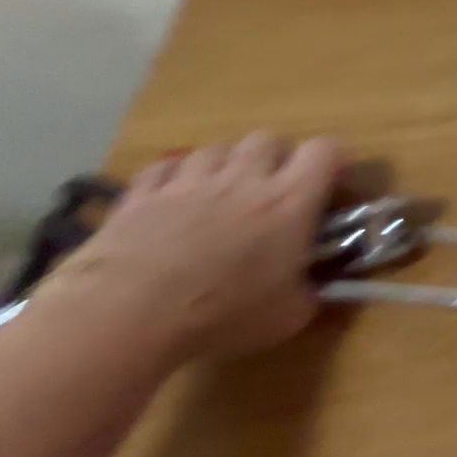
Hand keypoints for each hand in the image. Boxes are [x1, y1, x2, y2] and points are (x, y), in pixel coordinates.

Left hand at [31, 133, 344, 362]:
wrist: (123, 318)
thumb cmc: (220, 313)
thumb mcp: (288, 315)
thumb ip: (312, 293)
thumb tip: (322, 291)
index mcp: (291, 200)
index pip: (325, 149)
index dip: (334, 159)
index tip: (332, 180)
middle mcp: (245, 180)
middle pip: (269, 138)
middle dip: (276, 156)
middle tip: (274, 186)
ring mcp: (189, 184)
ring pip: (217, 147)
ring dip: (226, 163)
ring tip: (223, 189)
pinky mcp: (140, 197)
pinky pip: (164, 167)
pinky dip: (174, 174)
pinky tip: (175, 195)